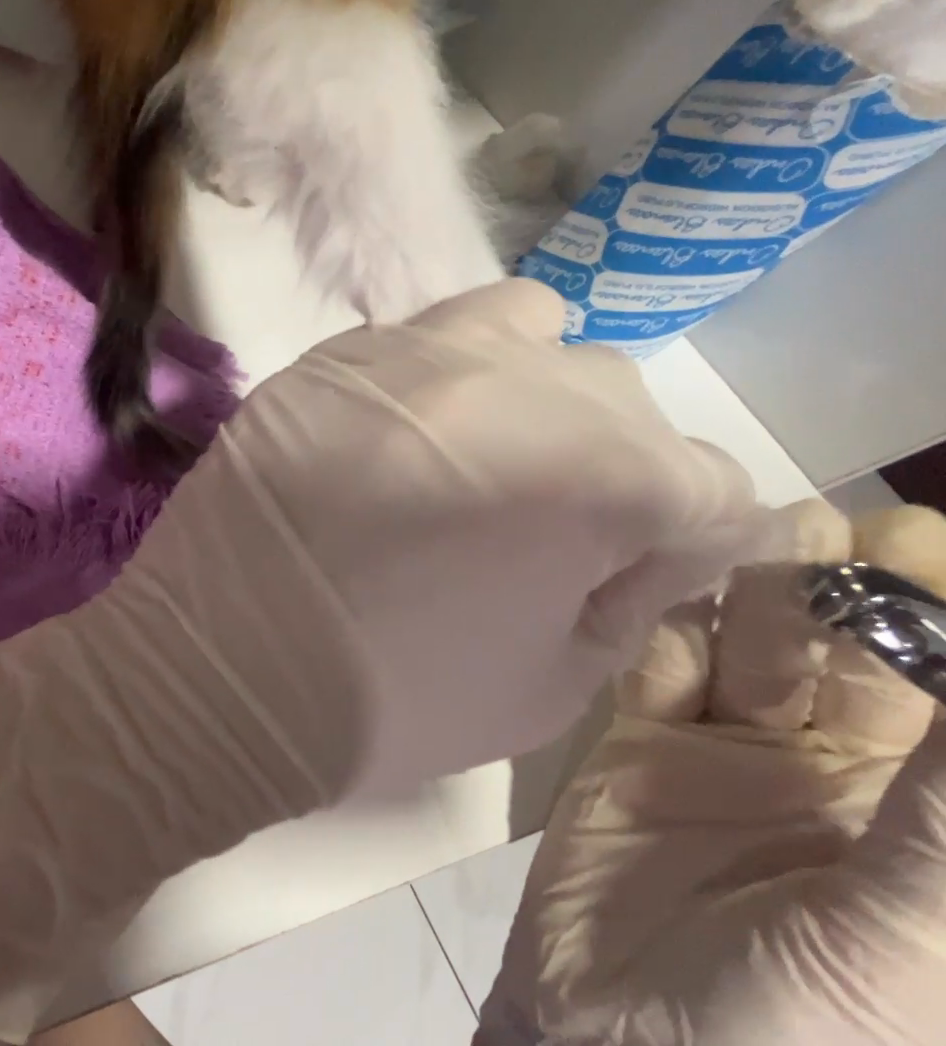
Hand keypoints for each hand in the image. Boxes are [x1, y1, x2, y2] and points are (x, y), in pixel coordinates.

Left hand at [0, 279, 763, 1041]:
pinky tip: (391, 442)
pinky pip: (410, 340)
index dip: (679, 543)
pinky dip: (429, 380)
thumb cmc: (384, 704)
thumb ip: (622, 601)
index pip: (710, 485)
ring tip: (474, 454)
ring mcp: (401, 359)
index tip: (621, 578)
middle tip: (538, 527)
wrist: (211, 673)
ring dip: (523, 387)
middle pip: (617, 397)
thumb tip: (637, 549)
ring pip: (518, 328)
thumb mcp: (549, 688)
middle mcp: (507, 385)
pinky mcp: (317, 365)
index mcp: (596, 476)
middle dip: (605, 463)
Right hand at [480, 502, 945, 1044]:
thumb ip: (939, 816)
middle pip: (858, 645)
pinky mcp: (636, 746)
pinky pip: (655, 670)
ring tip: (760, 533)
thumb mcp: (905, 933)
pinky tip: (665, 597)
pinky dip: (662, 627)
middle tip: (840, 535)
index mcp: (924, 811)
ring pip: (754, 641)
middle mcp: (841, 766)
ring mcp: (730, 751)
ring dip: (758, 587)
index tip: (927, 550)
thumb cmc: (799, 1023)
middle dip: (857, 583)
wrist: (615, 1042)